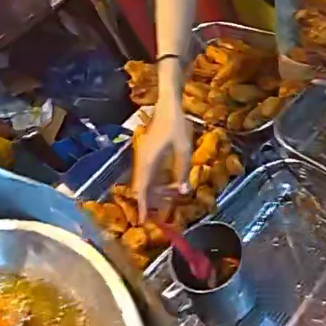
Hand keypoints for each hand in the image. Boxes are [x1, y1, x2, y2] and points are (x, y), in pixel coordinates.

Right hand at [132, 105, 190, 219]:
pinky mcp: (147, 152)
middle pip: (141, 187)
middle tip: (159, 214)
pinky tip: (167, 185)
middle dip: (149, 202)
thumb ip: (183, 170)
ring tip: (167, 200)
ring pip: (145, 180)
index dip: (142, 206)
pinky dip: (155, 182)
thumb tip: (183, 191)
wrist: (167, 104)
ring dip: (154, 191)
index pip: (142, 189)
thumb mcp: (184, 148)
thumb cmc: (176, 124)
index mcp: (148, 162)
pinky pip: (149, 172)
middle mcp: (142, 161)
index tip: (143, 221)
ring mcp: (143, 156)